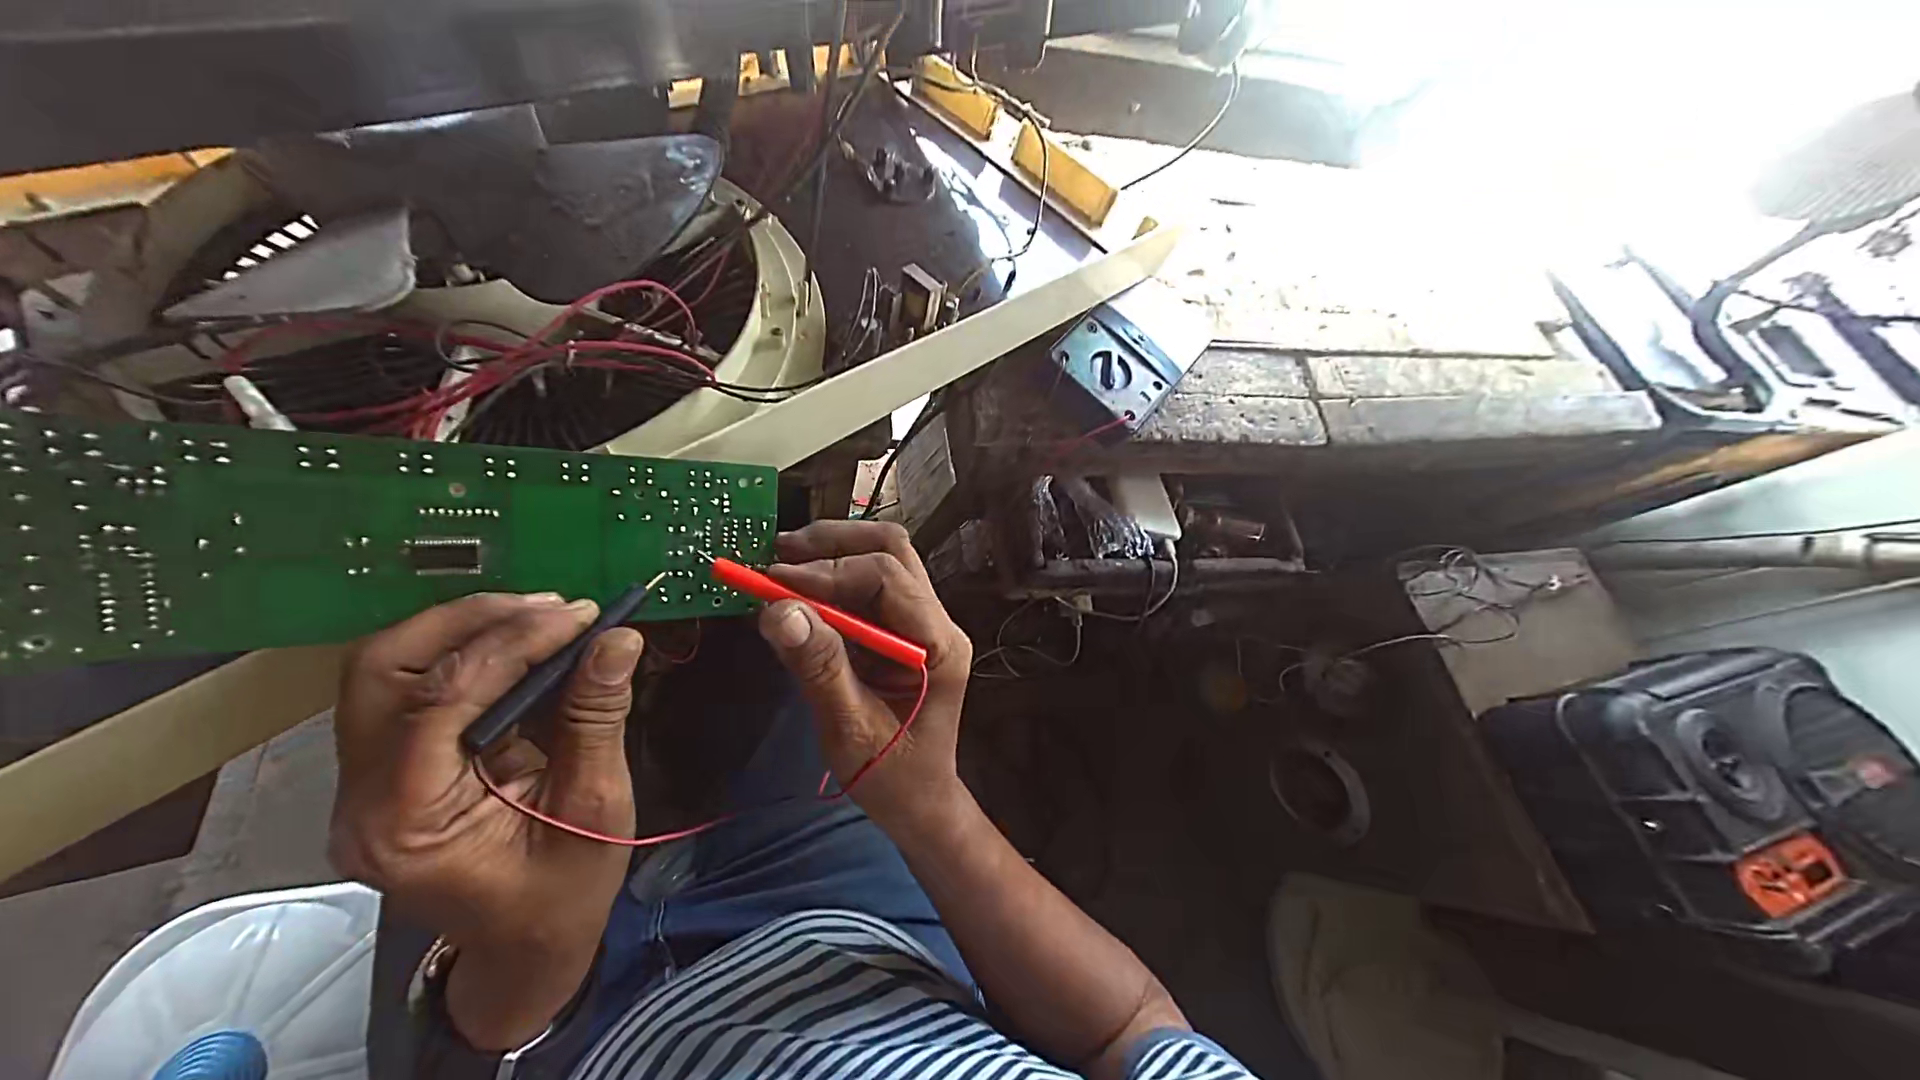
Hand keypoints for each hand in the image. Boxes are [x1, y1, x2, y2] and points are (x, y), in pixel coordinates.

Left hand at [328, 592, 644, 1048]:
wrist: (528, 943)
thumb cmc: (565, 891)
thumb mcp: (594, 806)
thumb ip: (597, 718)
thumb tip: (618, 639)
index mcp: (408, 822)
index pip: (441, 701)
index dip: (513, 644)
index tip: (582, 615)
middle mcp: (363, 797)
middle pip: (384, 672)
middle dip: (471, 622)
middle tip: (551, 606)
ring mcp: (366, 782)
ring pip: (389, 671)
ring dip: (467, 629)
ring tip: (543, 615)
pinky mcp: (390, 768)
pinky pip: (414, 688)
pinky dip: (470, 652)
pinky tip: (524, 643)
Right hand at [754, 521, 973, 827]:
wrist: (919, 801)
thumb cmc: (892, 777)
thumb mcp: (850, 730)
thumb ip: (820, 668)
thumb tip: (778, 610)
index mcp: (939, 644)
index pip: (888, 576)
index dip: (828, 571)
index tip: (773, 582)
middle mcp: (936, 622)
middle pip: (892, 551)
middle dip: (833, 544)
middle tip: (777, 554)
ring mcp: (921, 623)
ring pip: (883, 559)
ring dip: (831, 554)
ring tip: (780, 564)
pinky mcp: (899, 630)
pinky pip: (868, 587)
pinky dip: (830, 580)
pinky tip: (796, 590)